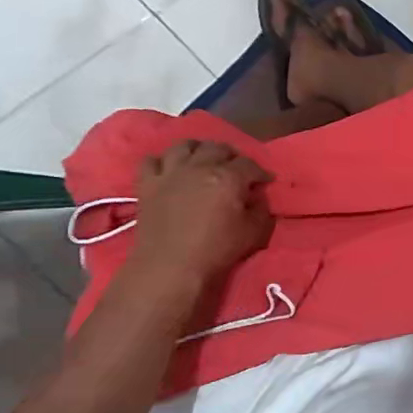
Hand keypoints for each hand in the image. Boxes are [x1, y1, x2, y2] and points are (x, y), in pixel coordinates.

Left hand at [125, 140, 273, 287]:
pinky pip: (151, 160)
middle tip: (236, 169)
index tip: (265, 181)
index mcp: (228, 177)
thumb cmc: (216, 250)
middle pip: (218, 148)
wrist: (169, 267)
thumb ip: (262, 211)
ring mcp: (170, 172)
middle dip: (232, 156)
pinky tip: (168, 170)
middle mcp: (199, 166)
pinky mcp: (147, 184)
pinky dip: (161, 162)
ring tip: (202, 160)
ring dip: (197, 149)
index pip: (250, 164)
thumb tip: (258, 198)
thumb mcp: (253, 234)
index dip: (261, 172)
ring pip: (184, 146)